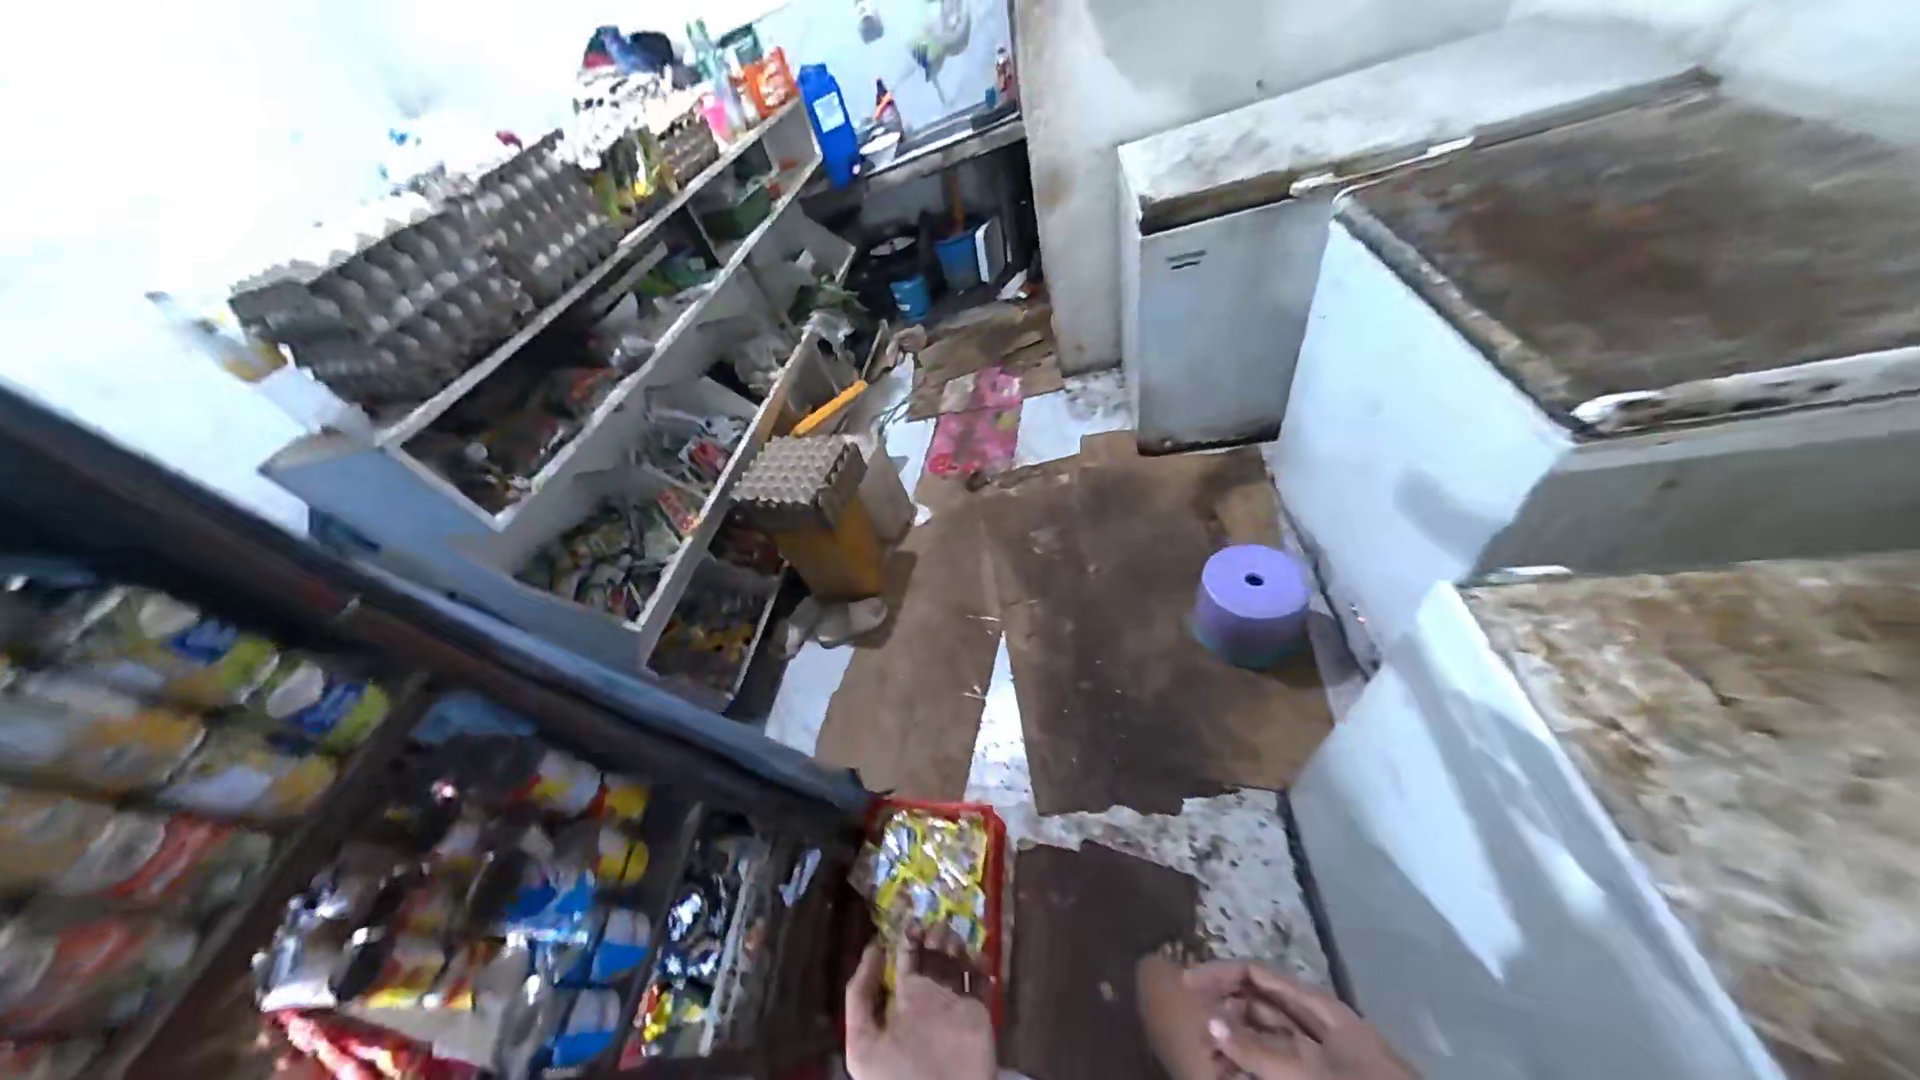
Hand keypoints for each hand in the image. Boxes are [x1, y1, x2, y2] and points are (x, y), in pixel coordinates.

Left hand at [845, 928, 995, 1079]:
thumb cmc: (899, 1077)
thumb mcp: (862, 1046)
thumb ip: (859, 998)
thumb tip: (874, 948)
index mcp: (903, 999)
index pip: (905, 957)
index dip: (907, 936)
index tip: (911, 919)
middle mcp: (929, 996)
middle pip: (934, 952)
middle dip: (935, 933)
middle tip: (935, 928)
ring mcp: (955, 1003)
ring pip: (957, 960)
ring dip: (956, 944)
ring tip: (952, 945)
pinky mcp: (978, 1013)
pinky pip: (982, 982)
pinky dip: (982, 965)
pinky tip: (978, 958)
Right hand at [1183, 961, 1417, 1079]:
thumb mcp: (1310, 1074)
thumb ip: (1259, 1050)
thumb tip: (1211, 1020)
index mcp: (1320, 1009)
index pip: (1257, 975)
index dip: (1219, 975)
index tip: (1185, 987)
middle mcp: (1319, 1027)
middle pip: (1260, 1007)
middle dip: (1226, 1019)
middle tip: (1199, 1042)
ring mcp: (1324, 1062)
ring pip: (1268, 1043)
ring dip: (1238, 1051)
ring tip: (1213, 1070)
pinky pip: (1279, 1070)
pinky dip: (1255, 1072)